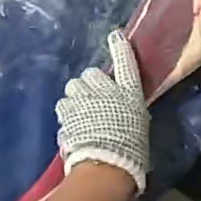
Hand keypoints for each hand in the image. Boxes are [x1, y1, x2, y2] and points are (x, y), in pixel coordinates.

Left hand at [56, 30, 149, 194]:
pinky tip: (70, 124)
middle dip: (89, 85)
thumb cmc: (129, 153)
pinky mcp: (67, 109)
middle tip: (91, 101)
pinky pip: (63, 103)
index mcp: (131, 96)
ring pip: (73, 86)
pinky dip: (65, 112)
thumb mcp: (137, 127)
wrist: (106, 164)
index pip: (127, 65)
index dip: (120, 49)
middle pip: (92, 74)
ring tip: (79, 113)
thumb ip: (125, 112)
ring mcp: (85, 99)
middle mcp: (108, 92)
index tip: (115, 36)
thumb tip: (116, 112)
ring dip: (75, 97)